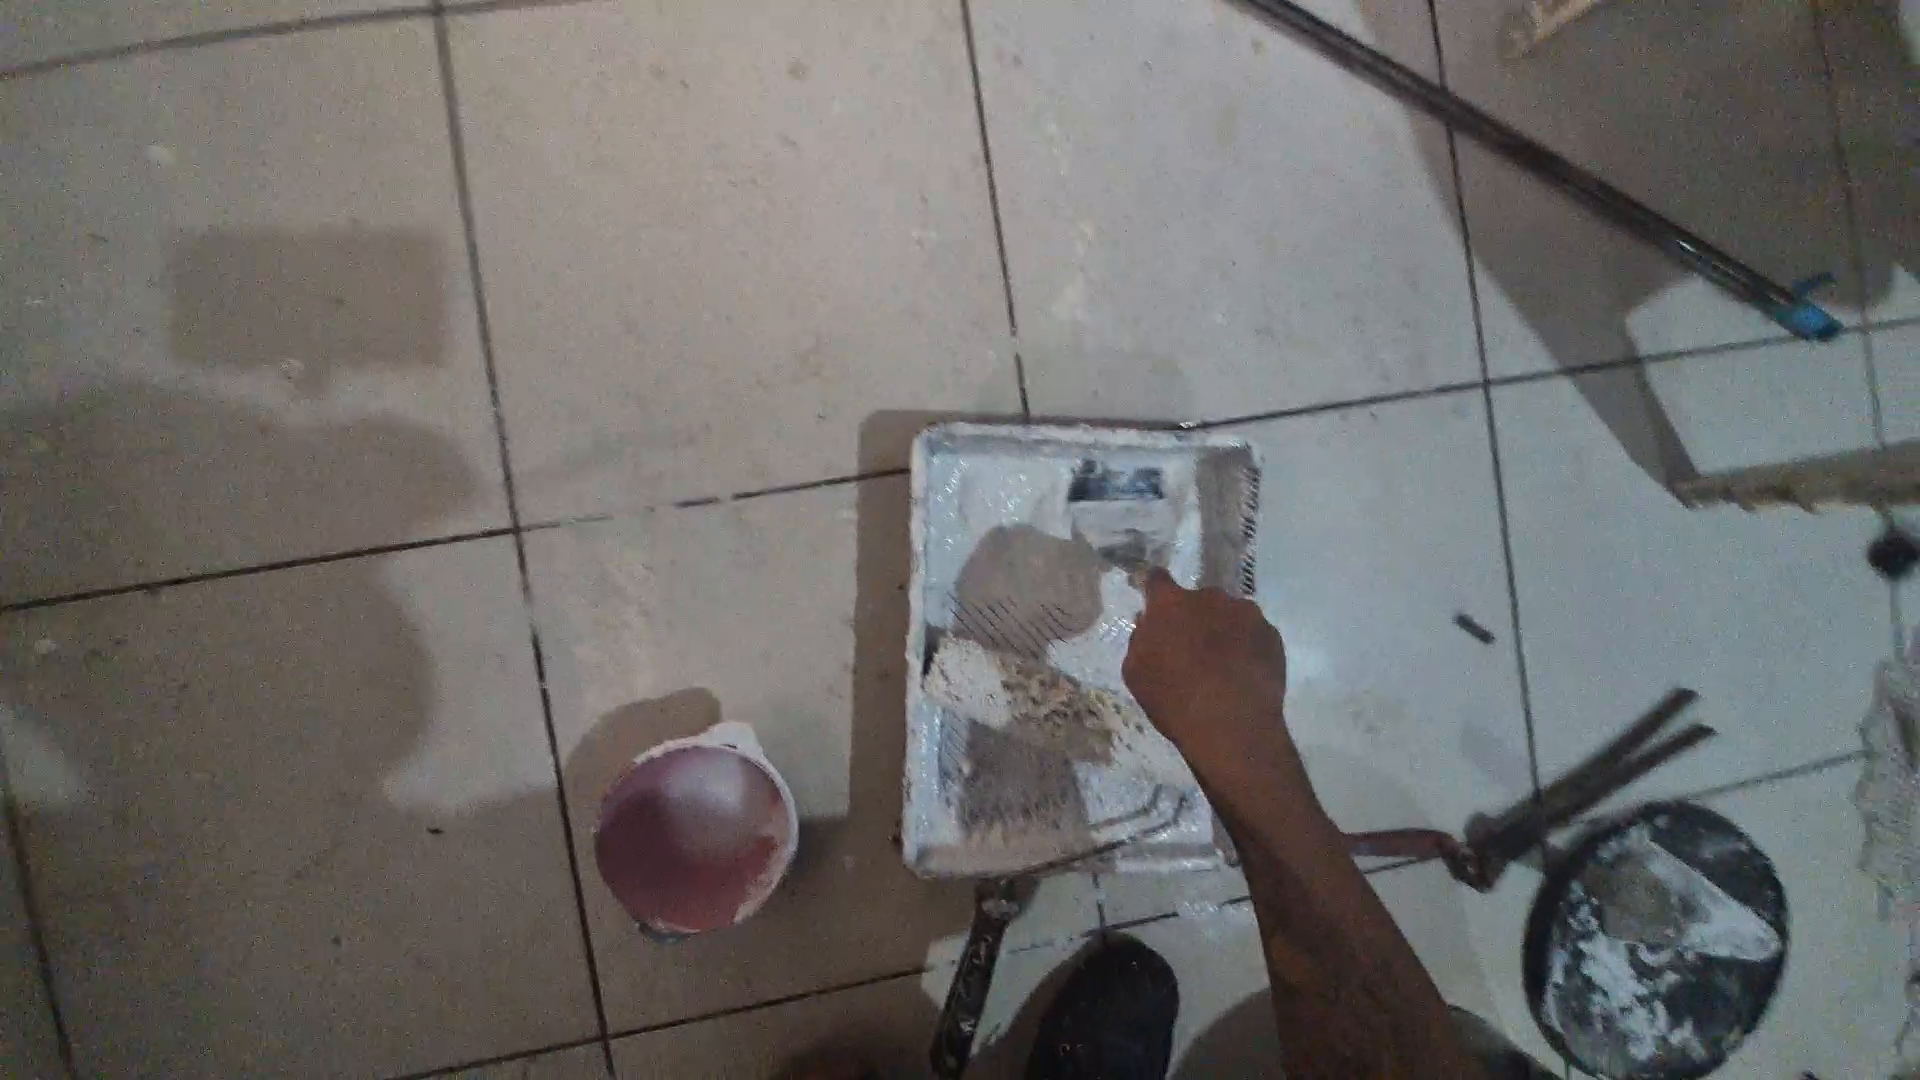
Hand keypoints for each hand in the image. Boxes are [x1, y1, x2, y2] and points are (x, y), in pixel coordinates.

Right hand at [1122, 569, 1295, 786]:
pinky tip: (1243, 674)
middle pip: (1198, 599)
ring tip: (1223, 665)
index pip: (1157, 579)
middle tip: (1192, 648)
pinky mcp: (1272, 634)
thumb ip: (1140, 639)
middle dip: (1193, 617)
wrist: (1232, 726)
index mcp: (1170, 604)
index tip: (1155, 602)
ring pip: (1229, 614)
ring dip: (1223, 629)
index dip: (1155, 588)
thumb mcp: (1136, 672)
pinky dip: (1247, 646)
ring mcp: (1245, 613)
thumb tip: (1149, 623)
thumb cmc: (1173, 698)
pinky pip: (1253, 633)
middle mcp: (1209, 597)